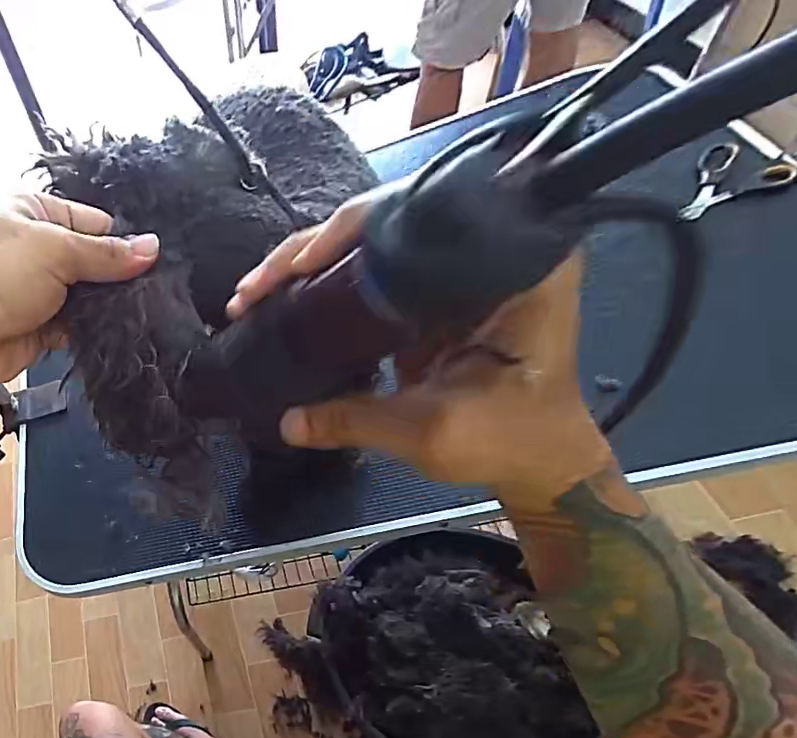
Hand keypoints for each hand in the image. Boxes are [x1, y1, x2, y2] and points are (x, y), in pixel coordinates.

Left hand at [0, 194, 158, 390]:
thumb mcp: (52, 251)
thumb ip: (105, 253)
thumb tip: (151, 248)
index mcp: (34, 213)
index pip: (96, 222)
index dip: (124, 241)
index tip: (153, 261)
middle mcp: (39, 249)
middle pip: (98, 261)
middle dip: (120, 278)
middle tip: (151, 292)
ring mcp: (42, 290)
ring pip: (94, 297)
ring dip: (109, 308)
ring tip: (136, 315)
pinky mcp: (46, 326)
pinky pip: (83, 326)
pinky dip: (97, 331)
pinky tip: (114, 334)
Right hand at [230, 197, 613, 509]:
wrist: (542, 462)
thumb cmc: (511, 442)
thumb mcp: (433, 431)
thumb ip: (357, 421)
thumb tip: (287, 422)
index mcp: (512, 259)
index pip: (415, 215)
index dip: (343, 233)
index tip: (292, 268)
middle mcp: (491, 247)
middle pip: (387, 224)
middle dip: (312, 251)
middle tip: (254, 288)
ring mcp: (463, 271)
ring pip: (379, 249)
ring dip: (316, 268)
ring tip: (259, 293)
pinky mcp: (442, 298)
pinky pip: (383, 281)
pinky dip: (338, 293)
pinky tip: (293, 303)